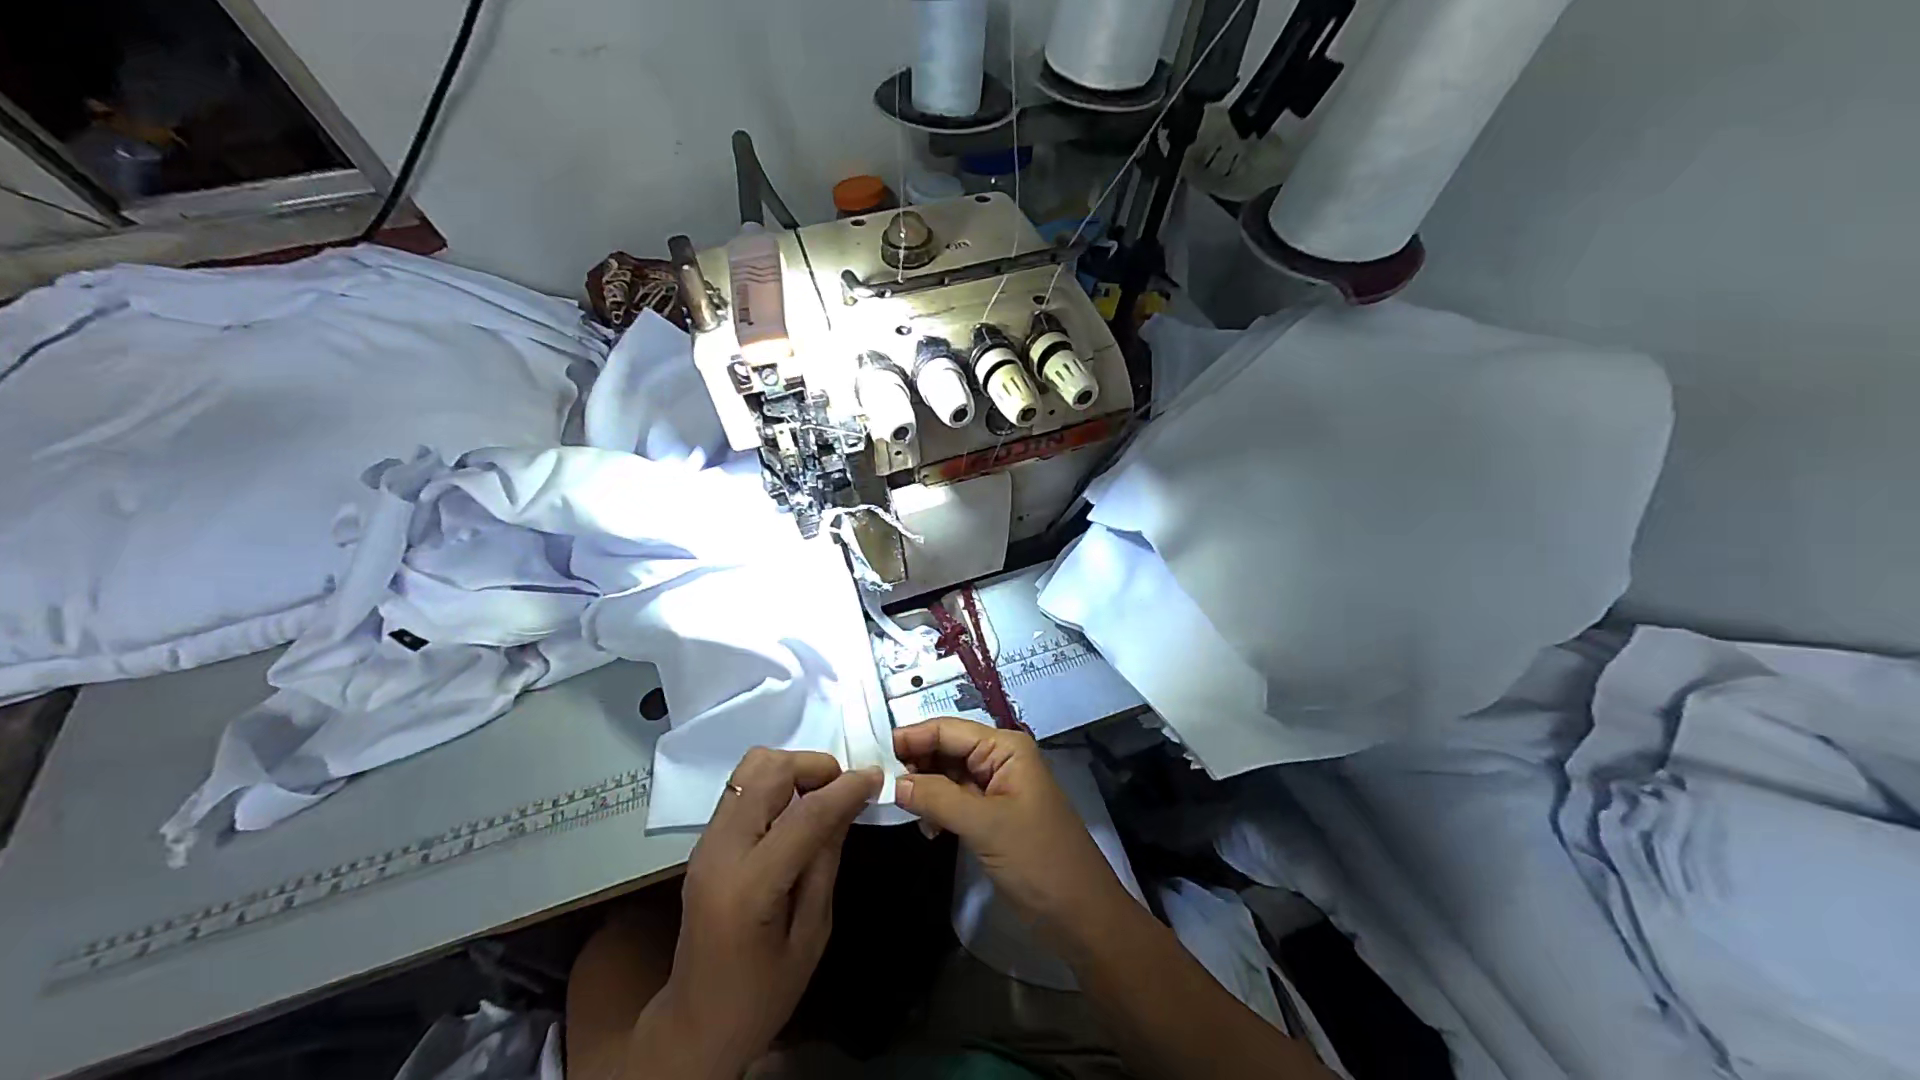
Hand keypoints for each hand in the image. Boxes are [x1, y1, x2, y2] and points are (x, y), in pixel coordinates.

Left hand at [630, 749, 881, 1078]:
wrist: (696, 1021)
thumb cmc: (763, 992)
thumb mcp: (812, 932)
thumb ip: (826, 860)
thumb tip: (848, 804)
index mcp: (750, 885)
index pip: (804, 814)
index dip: (845, 788)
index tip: (876, 776)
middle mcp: (720, 851)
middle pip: (767, 771)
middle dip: (814, 766)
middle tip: (844, 788)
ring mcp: (706, 842)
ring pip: (749, 768)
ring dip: (792, 770)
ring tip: (820, 796)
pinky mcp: (704, 842)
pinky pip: (741, 788)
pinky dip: (775, 783)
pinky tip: (796, 810)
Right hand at [892, 718, 1128, 936]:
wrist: (1081, 915)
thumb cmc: (1038, 860)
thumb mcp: (985, 825)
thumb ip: (937, 798)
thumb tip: (893, 782)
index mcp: (1005, 748)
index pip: (947, 729)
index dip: (911, 738)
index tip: (871, 755)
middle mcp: (1000, 759)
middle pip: (946, 749)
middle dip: (915, 764)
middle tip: (879, 787)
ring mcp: (996, 788)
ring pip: (947, 775)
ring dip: (924, 789)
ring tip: (902, 810)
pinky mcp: (993, 816)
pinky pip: (955, 800)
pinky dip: (937, 809)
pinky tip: (927, 828)